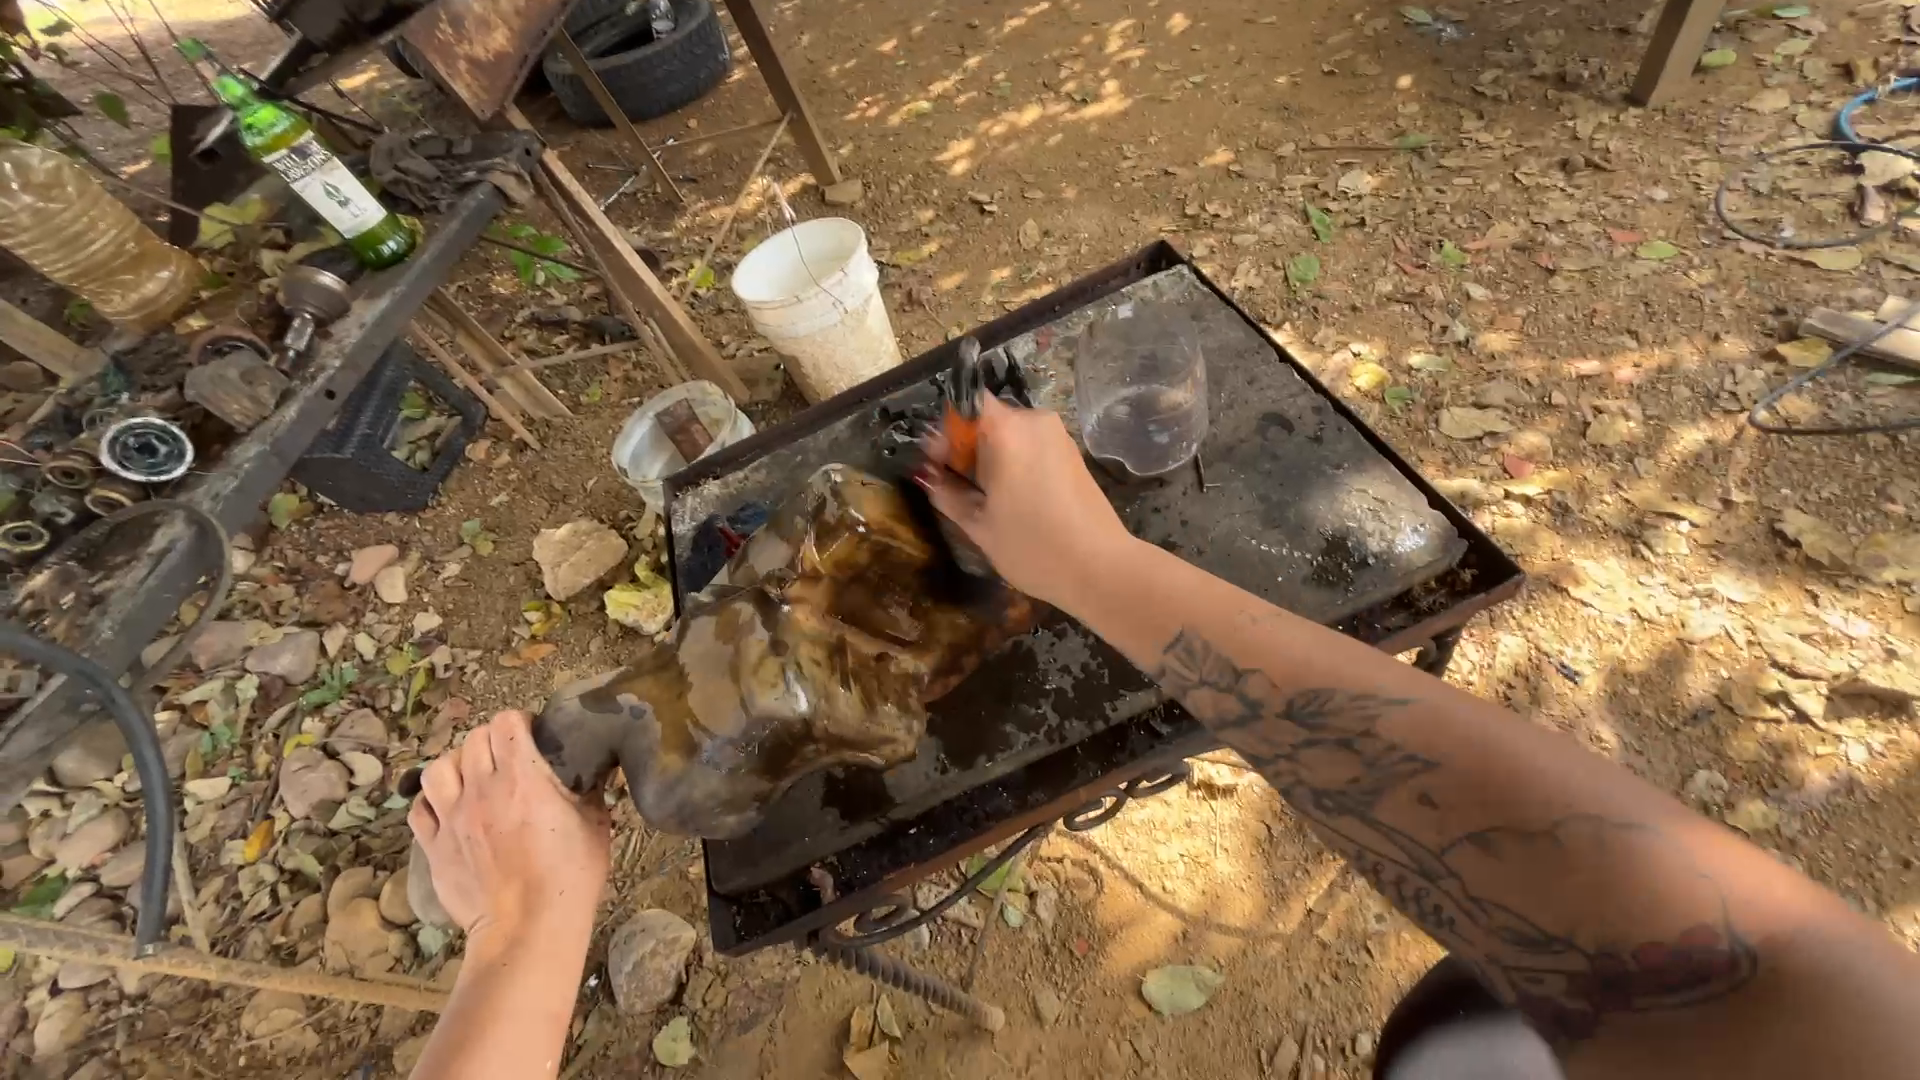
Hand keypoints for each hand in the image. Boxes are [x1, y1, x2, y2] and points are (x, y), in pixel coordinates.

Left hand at [407, 710, 610, 949]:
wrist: (528, 927)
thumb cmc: (571, 873)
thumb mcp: (596, 822)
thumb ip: (590, 788)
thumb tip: (598, 767)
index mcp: (524, 778)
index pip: (506, 723)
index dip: (520, 722)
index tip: (534, 734)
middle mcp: (482, 790)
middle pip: (472, 739)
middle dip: (492, 739)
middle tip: (510, 755)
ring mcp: (452, 819)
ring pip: (437, 767)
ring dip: (458, 764)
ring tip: (475, 777)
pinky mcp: (433, 847)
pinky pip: (420, 808)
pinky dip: (434, 800)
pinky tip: (453, 809)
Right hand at [922, 395, 1132, 606]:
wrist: (1101, 568)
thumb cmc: (1033, 547)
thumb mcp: (979, 526)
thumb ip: (947, 493)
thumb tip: (929, 476)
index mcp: (1006, 430)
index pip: (962, 406)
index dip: (944, 434)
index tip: (936, 466)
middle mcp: (1034, 420)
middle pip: (987, 418)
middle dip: (967, 447)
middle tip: (956, 485)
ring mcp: (1058, 435)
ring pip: (1010, 434)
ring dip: (991, 457)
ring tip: (986, 498)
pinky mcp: (1072, 453)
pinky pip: (1031, 446)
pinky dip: (1015, 463)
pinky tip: (1015, 499)